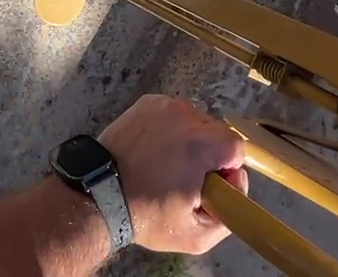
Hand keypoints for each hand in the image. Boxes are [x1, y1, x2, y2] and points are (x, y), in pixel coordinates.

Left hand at [97, 94, 247, 254]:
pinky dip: (171, 129)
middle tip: (188, 179)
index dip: (228, 168)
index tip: (211, 185)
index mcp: (200, 143)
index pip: (237, 146)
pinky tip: (155, 150)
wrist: (101, 191)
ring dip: (190, 141)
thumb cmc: (148, 213)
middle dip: (209, 155)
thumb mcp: (196, 235)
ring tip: (168, 165)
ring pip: (194, 121)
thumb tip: (234, 181)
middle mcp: (184, 115)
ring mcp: (163, 105)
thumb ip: (229, 211)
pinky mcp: (147, 102)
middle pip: (216, 132)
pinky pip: (173, 114)